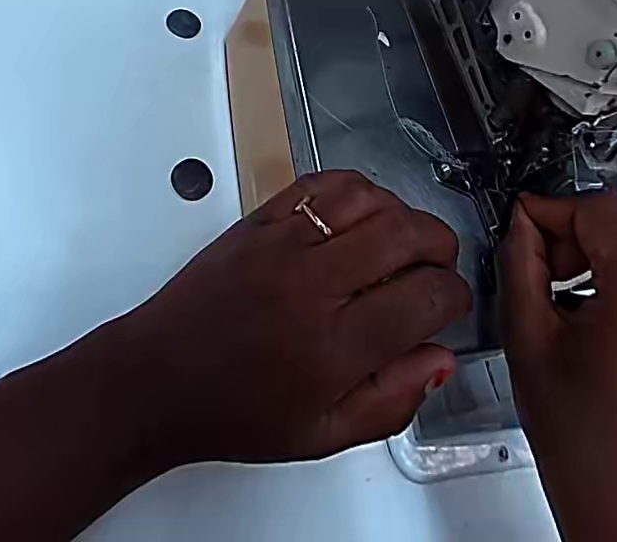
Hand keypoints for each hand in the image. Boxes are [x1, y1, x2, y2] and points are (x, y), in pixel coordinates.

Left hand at [108, 170, 471, 466]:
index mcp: (333, 347)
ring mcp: (281, 243)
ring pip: (365, 197)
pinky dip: (351, 187)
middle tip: (437, 263)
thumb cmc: (234, 410)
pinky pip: (317, 183)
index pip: (425, 298)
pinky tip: (358, 210)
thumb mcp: (322, 433)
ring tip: (401, 236)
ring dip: (398, 210)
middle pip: (404, 233)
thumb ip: (391, 400)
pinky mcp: (258, 220)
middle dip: (439, 243)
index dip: (455, 295)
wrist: (161, 374)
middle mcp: (311, 284)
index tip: (451, 301)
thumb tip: (439, 357)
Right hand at [501, 191, 616, 541]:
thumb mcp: (529, 343)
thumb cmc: (592, 459)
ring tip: (581, 292)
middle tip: (555, 253)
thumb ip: (521, 264)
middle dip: (591, 219)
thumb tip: (525, 225)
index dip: (553, 207)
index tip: (528, 220)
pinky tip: (614, 323)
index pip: (602, 210)